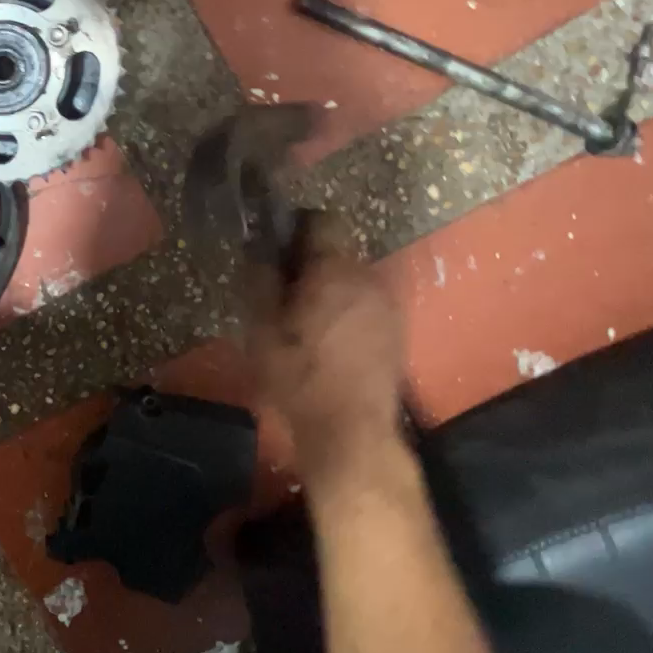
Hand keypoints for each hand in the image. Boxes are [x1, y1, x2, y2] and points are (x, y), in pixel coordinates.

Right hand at [247, 214, 406, 493]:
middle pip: (337, 249)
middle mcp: (368, 278)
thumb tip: (257, 249)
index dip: (294, 227)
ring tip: (299, 317)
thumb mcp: (260, 329)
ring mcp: (388, 304)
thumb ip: (259, 281)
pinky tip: (324, 338)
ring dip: (326, 285)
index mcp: (334, 271)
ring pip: (351, 277)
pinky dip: (344, 307)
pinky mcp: (395, 330)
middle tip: (278, 288)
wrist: (350, 432)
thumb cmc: (297, 378)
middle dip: (308, 260)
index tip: (272, 247)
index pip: (322, 220)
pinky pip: (364, 301)